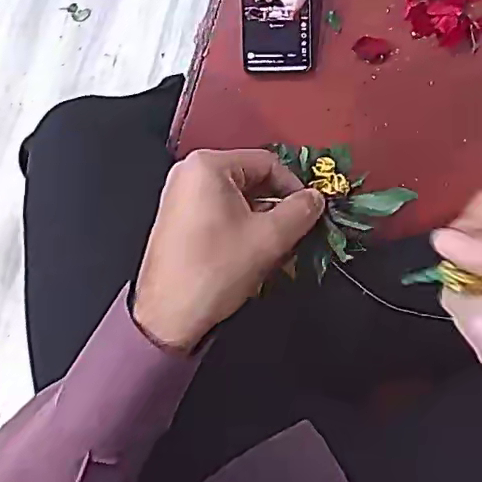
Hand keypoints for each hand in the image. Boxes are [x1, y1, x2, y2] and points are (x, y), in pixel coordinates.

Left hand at [133, 149, 323, 351]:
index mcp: (208, 166)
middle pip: (253, 180)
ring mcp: (182, 197)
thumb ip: (301, 211)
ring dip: (263, 222)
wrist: (166, 318)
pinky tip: (254, 255)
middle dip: (278, 208)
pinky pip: (222, 213)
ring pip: (240, 200)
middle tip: (296, 233)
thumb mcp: (270, 238)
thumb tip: (316, 198)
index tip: (309, 212)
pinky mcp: (180, 220)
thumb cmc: (213, 271)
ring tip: (277, 251)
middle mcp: (191, 173)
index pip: (268, 163)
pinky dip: (243, 229)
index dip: (295, 188)